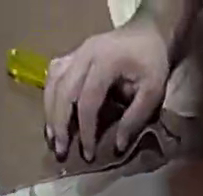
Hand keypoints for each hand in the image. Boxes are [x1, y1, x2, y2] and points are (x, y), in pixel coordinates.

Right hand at [44, 18, 172, 162]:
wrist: (147, 34)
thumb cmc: (152, 64)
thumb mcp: (152, 93)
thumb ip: (134, 119)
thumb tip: (117, 147)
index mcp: (105, 62)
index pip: (87, 101)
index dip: (85, 130)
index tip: (88, 154)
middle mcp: (85, 54)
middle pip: (63, 91)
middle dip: (60, 124)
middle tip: (60, 151)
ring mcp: (76, 52)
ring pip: (53, 81)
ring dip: (50, 111)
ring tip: (52, 137)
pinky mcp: (74, 56)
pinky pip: (54, 74)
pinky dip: (50, 96)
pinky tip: (52, 114)